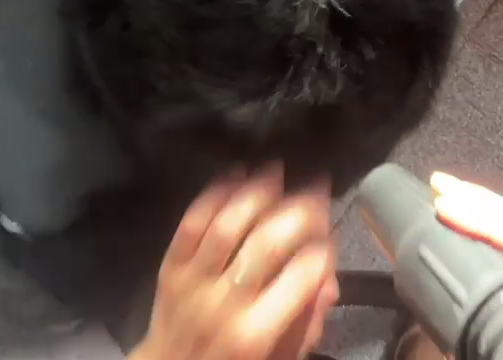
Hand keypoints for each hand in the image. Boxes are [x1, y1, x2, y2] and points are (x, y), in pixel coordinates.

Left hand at [129, 164, 338, 359]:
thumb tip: (328, 279)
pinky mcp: (170, 264)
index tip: (332, 230)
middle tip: (316, 186)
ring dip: (255, 193)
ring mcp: (193, 280)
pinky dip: (214, 194)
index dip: (321, 249)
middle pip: (265, 245)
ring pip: (227, 226)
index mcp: (257, 334)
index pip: (298, 280)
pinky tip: (235, 174)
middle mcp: (225, 302)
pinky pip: (192, 221)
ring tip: (276, 169)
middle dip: (297, 211)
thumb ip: (305, 325)